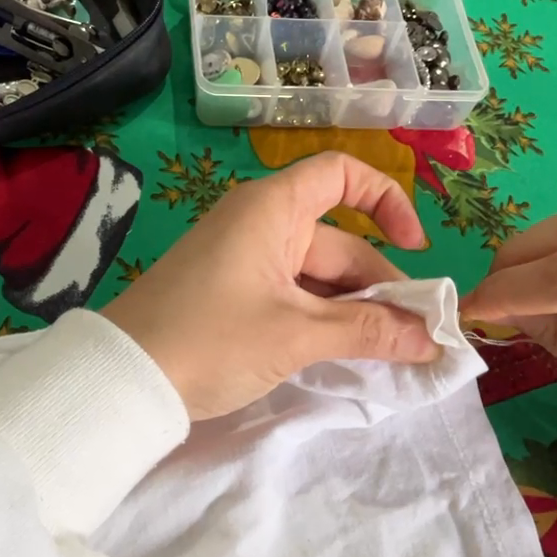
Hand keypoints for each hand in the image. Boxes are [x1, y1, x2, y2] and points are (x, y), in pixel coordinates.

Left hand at [102, 152, 441, 420]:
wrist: (123, 380)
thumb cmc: (210, 340)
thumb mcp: (295, 335)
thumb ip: (367, 331)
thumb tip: (432, 339)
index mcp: (271, 209)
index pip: (340, 175)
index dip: (386, 201)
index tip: (415, 249)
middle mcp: (259, 225)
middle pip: (339, 243)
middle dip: (380, 288)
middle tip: (420, 339)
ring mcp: (244, 262)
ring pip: (318, 278)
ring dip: (355, 312)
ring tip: (397, 354)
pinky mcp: (233, 296)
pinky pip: (293, 298)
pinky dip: (322, 322)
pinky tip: (350, 354)